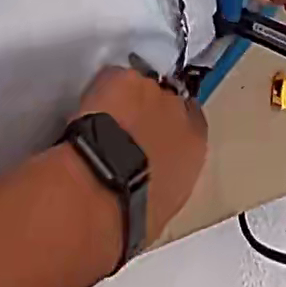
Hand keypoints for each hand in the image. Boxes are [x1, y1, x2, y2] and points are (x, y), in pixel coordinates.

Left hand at [73, 65, 206, 240]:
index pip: (191, 118)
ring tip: (103, 121)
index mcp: (195, 142)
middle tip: (124, 129)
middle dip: (147, 110)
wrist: (105, 189)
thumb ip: (169, 175)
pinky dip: (102, 89)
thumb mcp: (165, 202)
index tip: (155, 130)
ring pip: (136, 86)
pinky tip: (90, 109)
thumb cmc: (134, 210)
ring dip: (124, 100)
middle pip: (164, 98)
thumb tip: (156, 177)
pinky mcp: (122, 78)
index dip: (170, 122)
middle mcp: (177, 109)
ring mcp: (149, 89)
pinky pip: (112, 76)